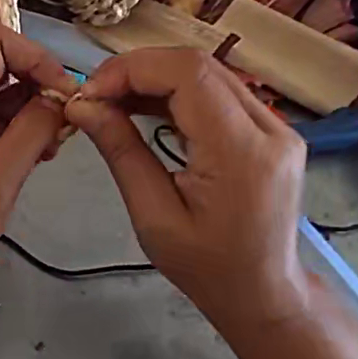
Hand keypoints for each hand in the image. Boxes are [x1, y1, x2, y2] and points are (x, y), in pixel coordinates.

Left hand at [0, 26, 75, 325]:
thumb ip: (30, 132)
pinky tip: (47, 156)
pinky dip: (37, 129)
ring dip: (44, 109)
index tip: (64, 93)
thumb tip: (63, 96)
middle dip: (45, 83)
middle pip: (11, 63)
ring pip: (17, 92)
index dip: (35, 57)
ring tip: (58, 146)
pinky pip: (15, 120)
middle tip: (70, 123)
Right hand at [62, 48, 311, 330]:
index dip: (132, 70)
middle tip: (94, 96)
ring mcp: (276, 125)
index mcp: (242, 153)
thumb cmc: (206, 267)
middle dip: (136, 70)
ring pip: (206, 71)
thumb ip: (121, 151)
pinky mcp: (270, 128)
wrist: (264, 293)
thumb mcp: (152, 216)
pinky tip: (142, 107)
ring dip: (152, 77)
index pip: (188, 75)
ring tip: (111, 101)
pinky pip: (216, 90)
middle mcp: (269, 128)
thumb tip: (82, 105)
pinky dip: (173, 90)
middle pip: (196, 65)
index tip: (90, 94)